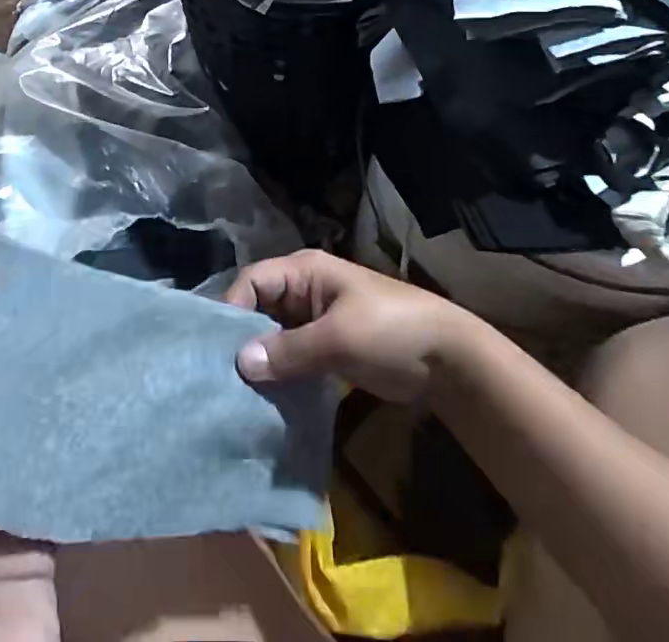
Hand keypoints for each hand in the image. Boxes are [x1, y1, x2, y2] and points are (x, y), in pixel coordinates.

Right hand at [224, 249, 469, 401]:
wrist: (451, 360)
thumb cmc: (392, 331)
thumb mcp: (338, 338)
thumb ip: (288, 350)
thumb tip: (240, 364)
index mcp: (304, 272)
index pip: (251, 282)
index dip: (232, 309)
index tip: (218, 349)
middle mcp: (303, 290)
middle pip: (257, 308)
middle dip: (242, 338)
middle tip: (221, 374)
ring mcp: (314, 320)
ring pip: (272, 335)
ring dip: (261, 359)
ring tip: (238, 390)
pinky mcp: (325, 347)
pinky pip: (290, 355)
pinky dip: (279, 371)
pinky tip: (266, 396)